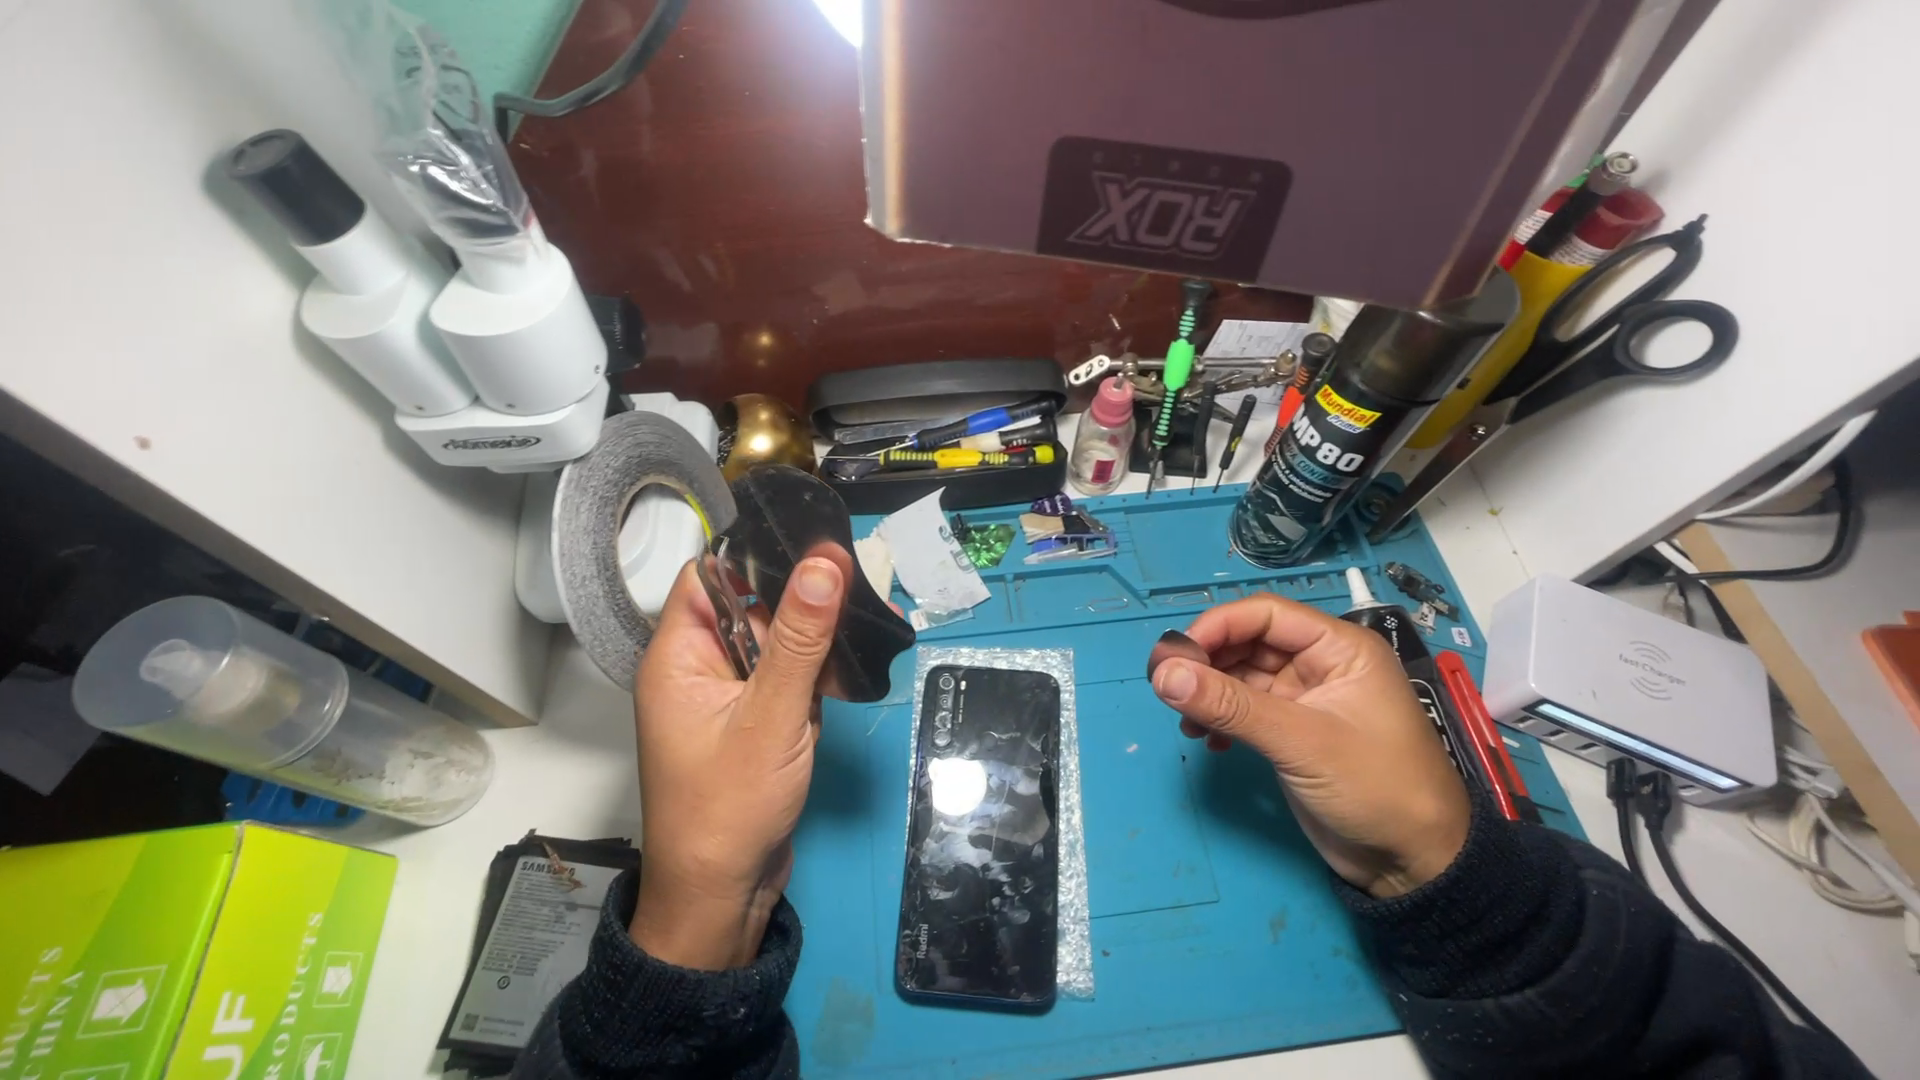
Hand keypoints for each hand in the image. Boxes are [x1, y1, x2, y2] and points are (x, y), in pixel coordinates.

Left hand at [629, 544, 851, 968]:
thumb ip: (800, 638)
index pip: (710, 576)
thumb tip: (825, 562)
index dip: (757, 555)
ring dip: (815, 642)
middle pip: (750, 607)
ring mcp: (725, 697)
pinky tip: (853, 670)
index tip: (816, 544)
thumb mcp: (772, 716)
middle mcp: (697, 667)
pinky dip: (814, 676)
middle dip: (802, 601)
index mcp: (679, 654)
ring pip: (775, 644)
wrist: (721, 896)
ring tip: (869, 625)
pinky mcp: (751, 721)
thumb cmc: (731, 805)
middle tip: (863, 584)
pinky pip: (783, 680)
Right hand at [1150, 594, 1470, 897]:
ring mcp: (1305, 698)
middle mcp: (1320, 664)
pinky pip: (1244, 709)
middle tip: (1168, 689)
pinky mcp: (1292, 731)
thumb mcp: (1300, 742)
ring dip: (1209, 694)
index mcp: (1339, 648)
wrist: (1415, 864)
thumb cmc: (1375, 788)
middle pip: (1248, 642)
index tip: (1174, 656)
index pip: (1265, 615)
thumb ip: (1230, 705)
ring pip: (1241, 676)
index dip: (1217, 627)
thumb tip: (1162, 675)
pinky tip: (1208, 741)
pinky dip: (1221, 719)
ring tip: (1186, 722)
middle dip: (1208, 663)